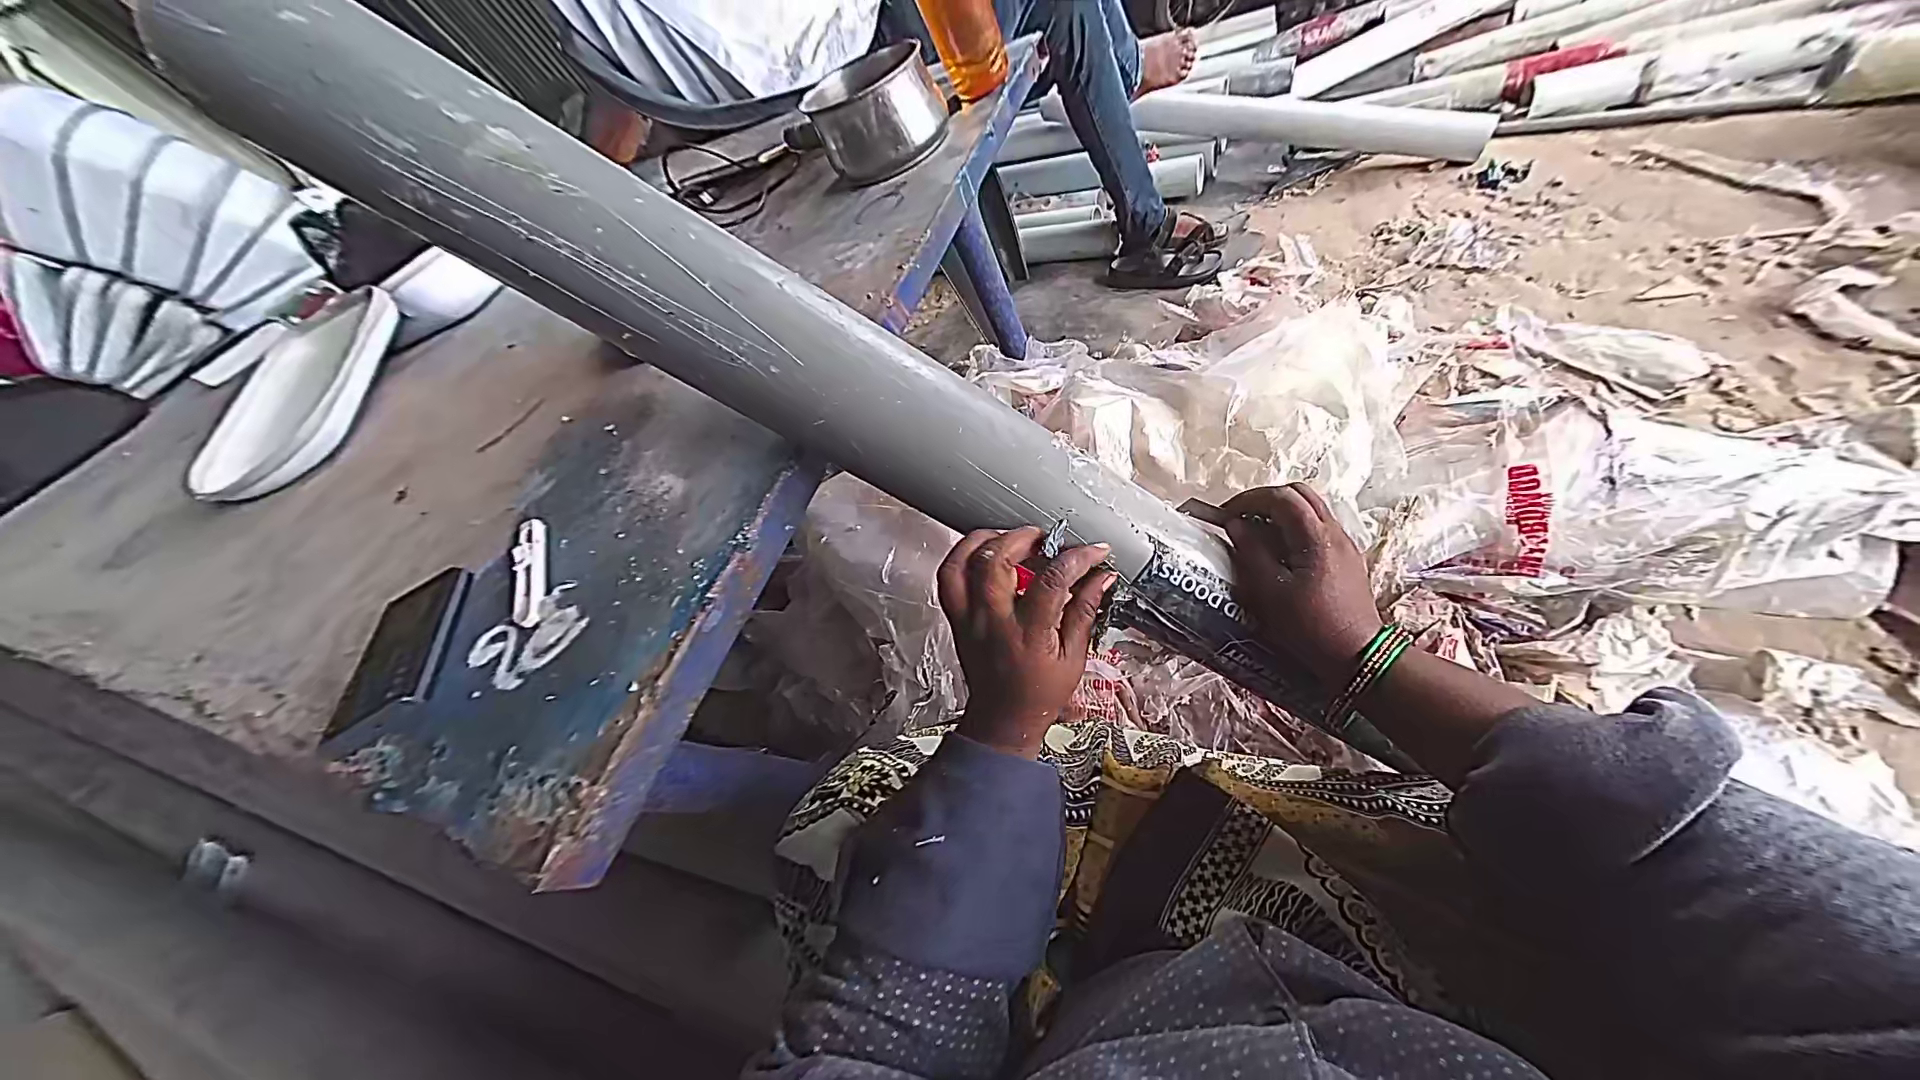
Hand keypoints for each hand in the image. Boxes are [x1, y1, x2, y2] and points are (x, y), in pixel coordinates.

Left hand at [938, 526, 1115, 757]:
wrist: (1002, 718)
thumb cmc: (1038, 693)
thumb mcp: (1074, 656)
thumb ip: (1085, 610)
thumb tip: (1101, 576)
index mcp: (1028, 635)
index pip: (1051, 582)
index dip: (1076, 558)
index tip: (1094, 551)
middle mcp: (993, 623)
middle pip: (996, 561)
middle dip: (1024, 538)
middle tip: (1046, 539)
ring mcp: (969, 618)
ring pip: (965, 562)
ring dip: (991, 540)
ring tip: (1014, 539)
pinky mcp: (957, 617)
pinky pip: (949, 575)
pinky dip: (965, 553)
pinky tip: (986, 550)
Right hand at [1221, 484, 1382, 684]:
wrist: (1357, 656)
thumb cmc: (1309, 626)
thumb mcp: (1269, 592)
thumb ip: (1251, 552)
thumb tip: (1235, 525)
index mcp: (1315, 538)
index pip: (1281, 497)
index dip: (1248, 500)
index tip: (1226, 515)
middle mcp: (1335, 533)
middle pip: (1299, 494)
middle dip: (1265, 499)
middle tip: (1240, 517)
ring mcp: (1345, 545)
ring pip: (1311, 509)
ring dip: (1280, 512)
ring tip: (1255, 533)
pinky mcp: (1348, 559)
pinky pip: (1318, 527)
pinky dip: (1293, 527)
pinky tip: (1278, 551)